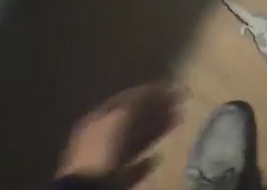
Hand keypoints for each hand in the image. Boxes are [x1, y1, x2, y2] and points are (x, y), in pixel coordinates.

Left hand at [56, 82, 178, 182]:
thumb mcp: (119, 118)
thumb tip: (154, 88)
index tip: (170, 87)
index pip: (126, 98)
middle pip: (132, 119)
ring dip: (154, 131)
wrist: (89, 189)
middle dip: (155, 111)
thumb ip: (136, 103)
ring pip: (134, 141)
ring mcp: (106, 158)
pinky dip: (145, 162)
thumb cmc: (101, 148)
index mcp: (98, 116)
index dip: (149, 91)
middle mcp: (101, 134)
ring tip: (175, 123)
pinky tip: (157, 158)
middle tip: (178, 104)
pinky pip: (132, 167)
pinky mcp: (113, 179)